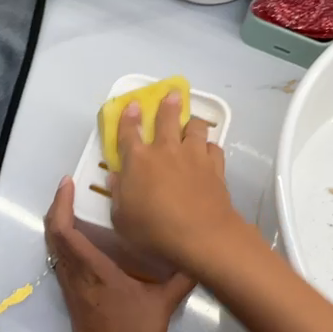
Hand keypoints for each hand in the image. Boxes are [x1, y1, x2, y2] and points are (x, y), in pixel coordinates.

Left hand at [45, 178, 194, 331]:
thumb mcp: (162, 305)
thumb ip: (180, 279)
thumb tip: (199, 256)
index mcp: (93, 270)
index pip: (64, 230)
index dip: (61, 203)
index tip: (68, 182)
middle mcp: (75, 274)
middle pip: (52, 233)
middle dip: (57, 206)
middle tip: (73, 187)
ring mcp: (71, 286)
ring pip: (54, 247)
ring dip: (59, 223)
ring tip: (79, 204)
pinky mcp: (73, 296)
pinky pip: (62, 259)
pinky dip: (66, 240)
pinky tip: (88, 237)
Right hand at [106, 92, 249, 274]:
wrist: (201, 237)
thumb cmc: (153, 231)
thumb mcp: (121, 219)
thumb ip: (118, 195)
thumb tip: (116, 178)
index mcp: (137, 160)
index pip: (129, 131)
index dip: (128, 117)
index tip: (132, 104)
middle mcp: (165, 150)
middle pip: (166, 118)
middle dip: (167, 104)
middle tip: (171, 94)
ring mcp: (193, 156)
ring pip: (195, 128)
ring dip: (192, 123)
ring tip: (191, 123)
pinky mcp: (215, 168)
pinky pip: (214, 148)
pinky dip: (209, 148)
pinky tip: (208, 153)